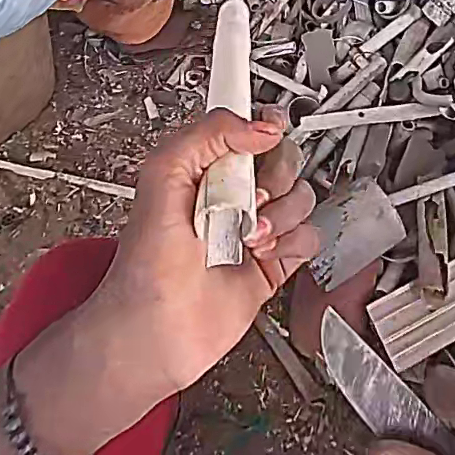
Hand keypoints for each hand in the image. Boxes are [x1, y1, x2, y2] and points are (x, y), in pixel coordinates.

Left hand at [86, 107, 319, 395]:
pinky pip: (309, 234)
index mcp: (207, 165)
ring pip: (302, 195)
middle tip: (249, 196)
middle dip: (274, 175)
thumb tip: (260, 128)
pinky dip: (293, 242)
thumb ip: (207, 136)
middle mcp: (234, 192)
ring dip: (281, 214)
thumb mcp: (162, 176)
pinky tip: (263, 253)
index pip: (249, 125)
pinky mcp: (275, 258)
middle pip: (285, 157)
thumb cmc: (146, 263)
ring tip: (249, 234)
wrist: (157, 331)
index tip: (265, 133)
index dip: (265, 124)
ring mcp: (257, 225)